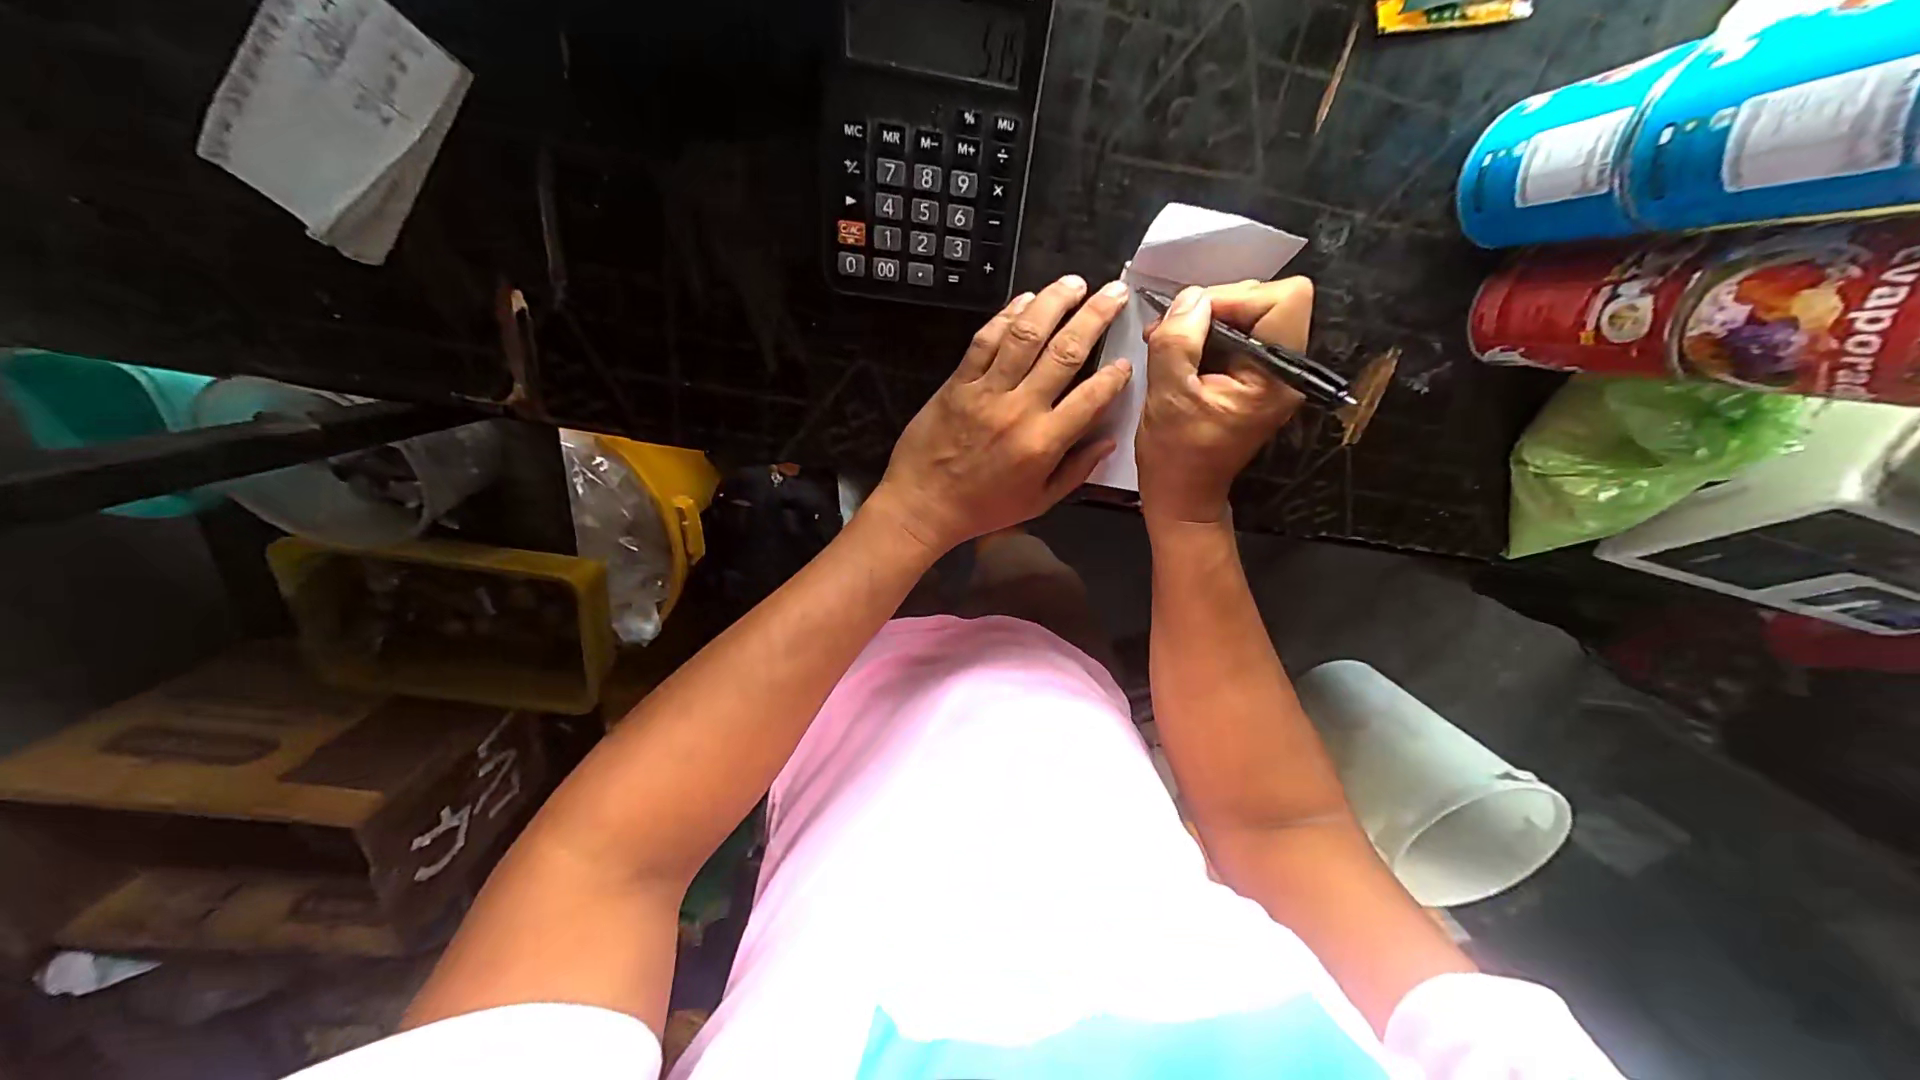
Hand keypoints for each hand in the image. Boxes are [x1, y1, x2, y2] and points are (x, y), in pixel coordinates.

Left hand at [866, 275, 1135, 554]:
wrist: (922, 506)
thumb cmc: (982, 508)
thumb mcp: (1038, 502)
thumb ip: (1076, 471)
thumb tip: (1107, 441)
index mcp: (1043, 443)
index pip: (1091, 397)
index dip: (1114, 375)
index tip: (1125, 360)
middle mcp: (1018, 410)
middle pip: (1064, 352)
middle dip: (1095, 317)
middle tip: (1114, 293)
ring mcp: (986, 392)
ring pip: (1026, 335)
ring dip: (1053, 302)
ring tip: (1074, 283)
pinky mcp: (957, 383)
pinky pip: (985, 341)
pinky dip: (1007, 316)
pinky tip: (1026, 300)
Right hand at [1136, 278, 1311, 526]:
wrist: (1183, 494)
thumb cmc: (1176, 457)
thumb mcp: (1168, 397)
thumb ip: (1178, 342)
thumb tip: (1189, 298)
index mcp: (1276, 378)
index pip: (1284, 300)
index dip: (1235, 299)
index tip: (1191, 320)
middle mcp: (1284, 370)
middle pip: (1267, 300)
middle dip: (1215, 307)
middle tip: (1172, 329)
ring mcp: (1270, 373)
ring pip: (1249, 313)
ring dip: (1206, 319)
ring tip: (1169, 340)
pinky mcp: (1252, 375)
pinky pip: (1237, 333)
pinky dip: (1206, 333)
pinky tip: (1179, 350)